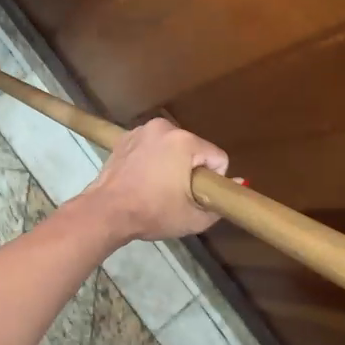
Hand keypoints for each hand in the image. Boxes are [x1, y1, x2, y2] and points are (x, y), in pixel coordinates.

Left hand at [77, 118, 228, 241]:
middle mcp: (163, 127)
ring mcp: (141, 130)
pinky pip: (151, 147)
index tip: (196, 196)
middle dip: (190, 170)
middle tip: (175, 194)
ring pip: (171, 147)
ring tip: (157, 188)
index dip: (212, 180)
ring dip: (171, 163)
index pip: (217, 157)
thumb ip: (220, 201)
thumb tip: (239, 182)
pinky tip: (142, 179)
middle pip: (194, 149)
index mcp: (184, 141)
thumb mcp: (194, 218)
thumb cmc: (152, 213)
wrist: (106, 211)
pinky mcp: (124, 138)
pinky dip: (152, 160)